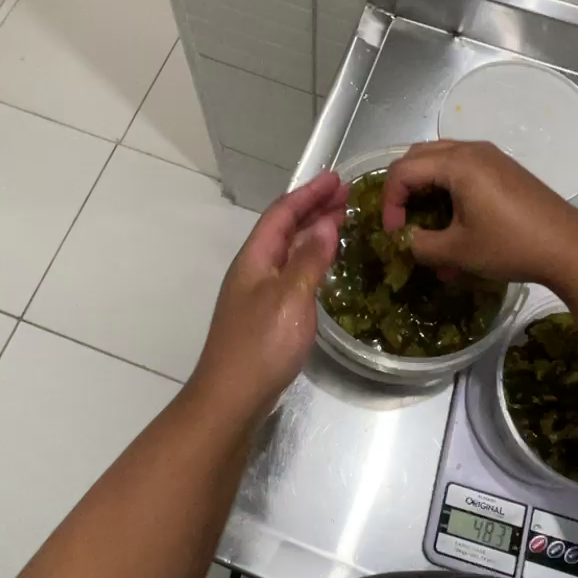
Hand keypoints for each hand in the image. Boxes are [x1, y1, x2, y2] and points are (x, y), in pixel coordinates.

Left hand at [189, 172, 345, 416]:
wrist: (230, 399)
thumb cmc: (261, 345)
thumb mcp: (291, 297)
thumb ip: (310, 259)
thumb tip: (326, 223)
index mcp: (255, 258)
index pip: (283, 213)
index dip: (310, 193)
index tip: (339, 178)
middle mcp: (253, 270)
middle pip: (284, 229)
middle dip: (314, 208)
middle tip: (348, 196)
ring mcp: (257, 293)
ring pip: (288, 250)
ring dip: (313, 232)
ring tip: (342, 221)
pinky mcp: (265, 315)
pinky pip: (291, 271)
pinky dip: (311, 259)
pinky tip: (325, 265)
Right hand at [380, 140, 577, 284]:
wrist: (571, 248)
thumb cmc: (511, 246)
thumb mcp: (458, 252)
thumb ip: (420, 245)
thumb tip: (405, 242)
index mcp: (457, 163)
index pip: (402, 172)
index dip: (390, 203)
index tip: (394, 234)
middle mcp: (471, 150)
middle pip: (418, 159)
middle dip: (403, 191)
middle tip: (403, 223)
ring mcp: (490, 157)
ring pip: (440, 163)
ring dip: (426, 191)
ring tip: (427, 226)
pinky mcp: (503, 170)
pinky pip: (462, 171)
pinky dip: (448, 192)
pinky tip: (455, 225)